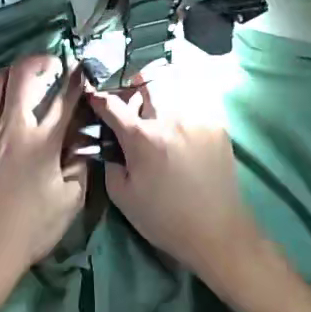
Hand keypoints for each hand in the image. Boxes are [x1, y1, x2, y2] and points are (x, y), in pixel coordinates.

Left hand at [0, 54, 86, 285]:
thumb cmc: (31, 230)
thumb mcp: (71, 202)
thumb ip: (80, 165)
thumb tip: (80, 141)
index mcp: (43, 142)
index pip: (65, 97)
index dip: (77, 77)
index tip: (82, 69)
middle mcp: (12, 127)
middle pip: (23, 74)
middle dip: (41, 61)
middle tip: (51, 66)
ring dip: (10, 74)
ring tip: (20, 81)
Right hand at [87, 66, 261, 281]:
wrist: (216, 230)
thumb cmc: (164, 218)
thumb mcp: (123, 195)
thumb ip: (109, 161)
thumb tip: (108, 141)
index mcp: (142, 138)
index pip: (112, 104)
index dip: (98, 97)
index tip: (92, 95)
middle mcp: (170, 119)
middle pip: (148, 80)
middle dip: (134, 82)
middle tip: (131, 95)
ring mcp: (197, 118)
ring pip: (176, 84)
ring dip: (161, 88)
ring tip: (157, 102)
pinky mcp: (218, 125)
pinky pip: (196, 101)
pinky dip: (183, 103)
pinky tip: (181, 120)